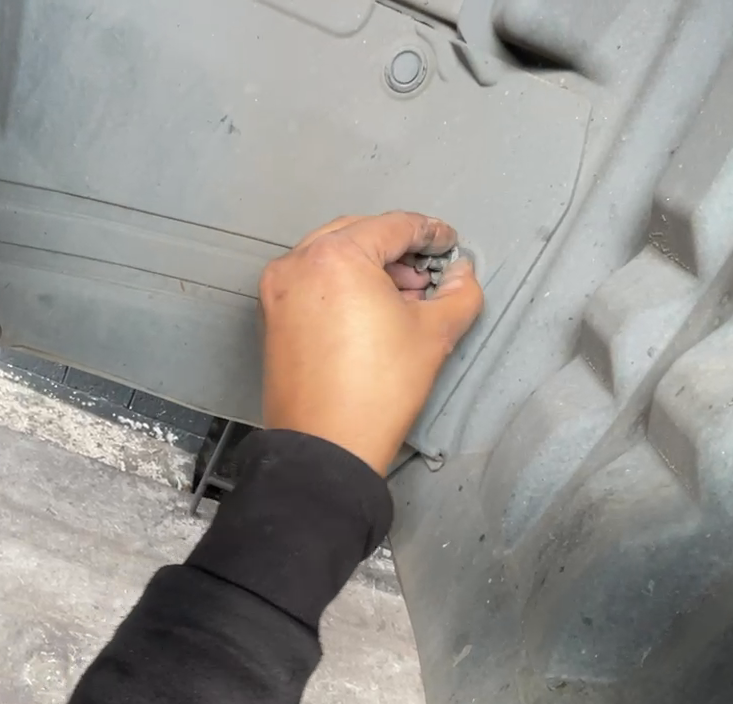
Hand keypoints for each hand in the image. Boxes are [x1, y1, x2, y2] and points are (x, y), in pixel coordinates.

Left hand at [257, 212, 483, 472]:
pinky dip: (340, 290)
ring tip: (401, 300)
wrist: (327, 448)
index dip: (430, 233)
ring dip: (368, 270)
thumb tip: (462, 274)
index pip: (394, 226)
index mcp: (334, 256)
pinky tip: (368, 314)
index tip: (447, 245)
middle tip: (426, 277)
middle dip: (396, 253)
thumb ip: (460, 291)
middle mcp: (296, 266)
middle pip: (358, 236)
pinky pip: (311, 287)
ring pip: (331, 260)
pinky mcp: (271, 321)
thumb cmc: (373, 394)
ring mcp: (277, 295)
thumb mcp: (435, 333)